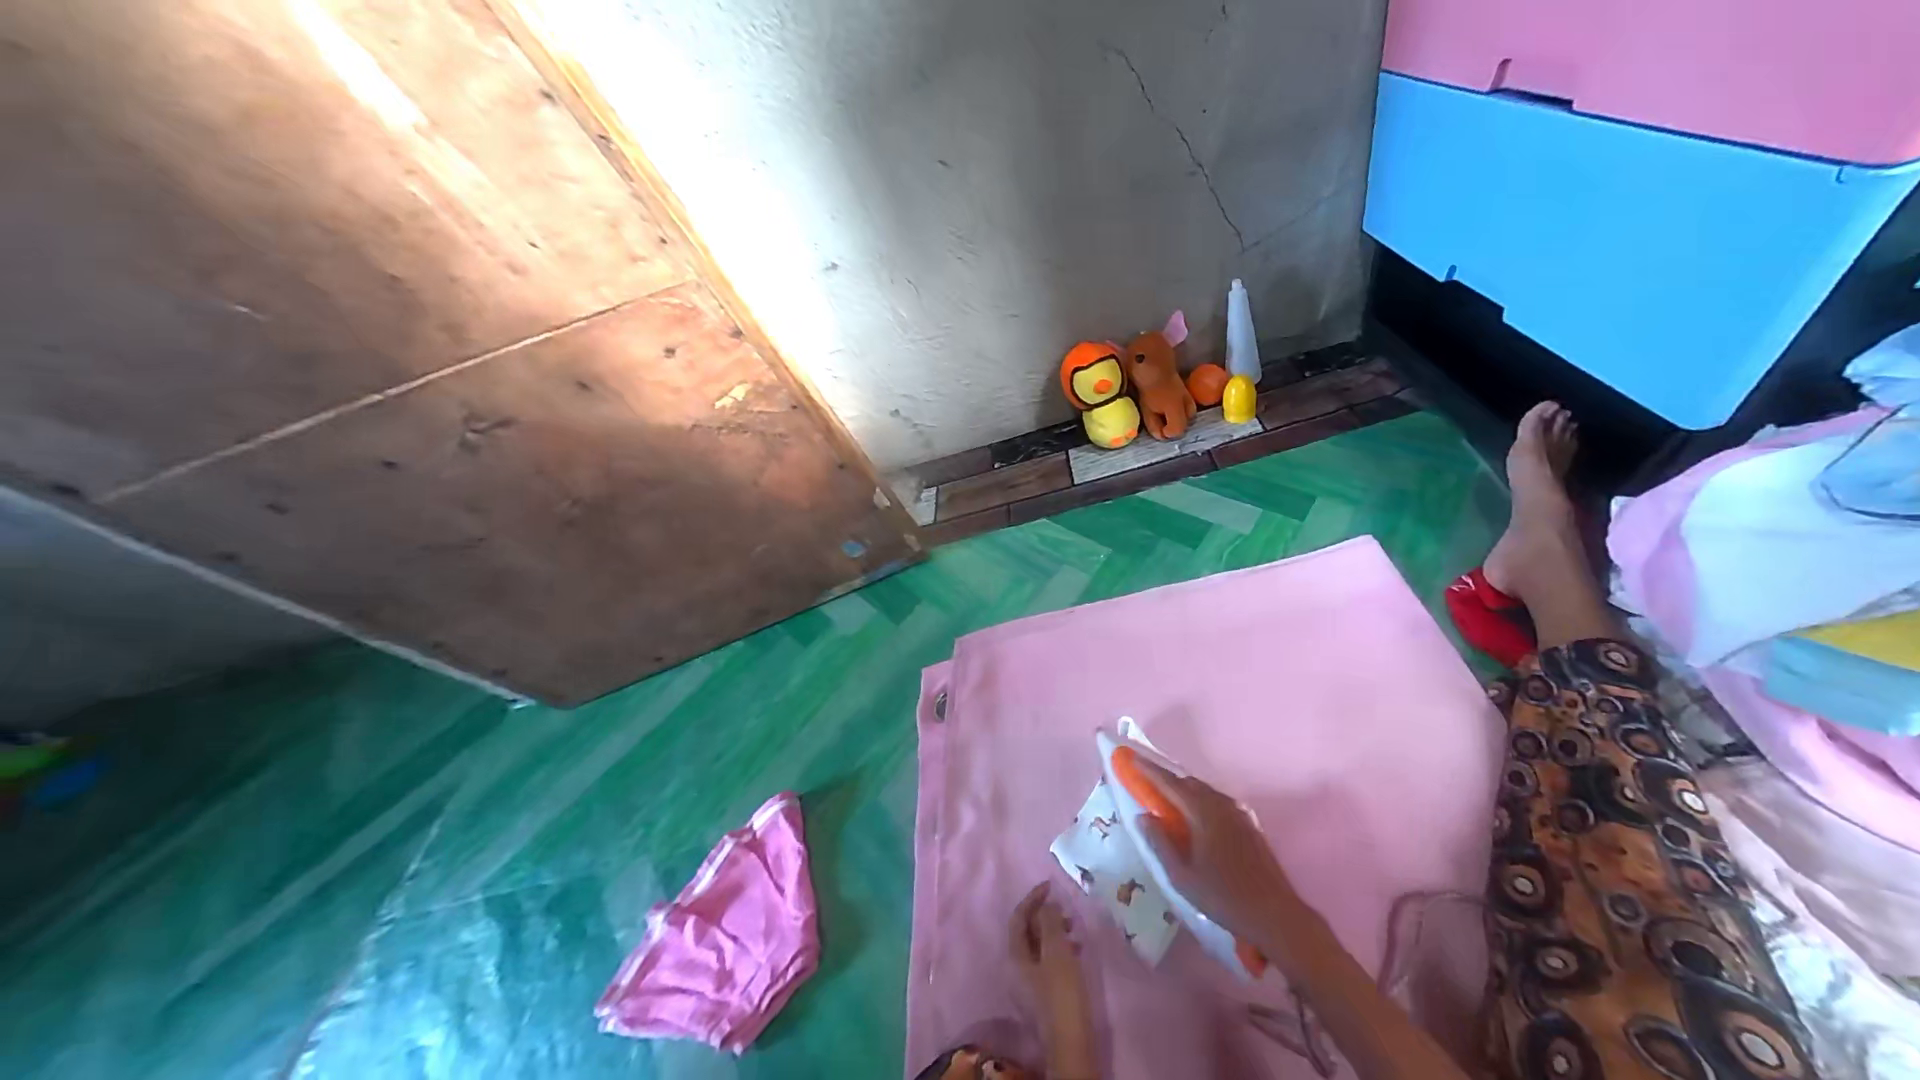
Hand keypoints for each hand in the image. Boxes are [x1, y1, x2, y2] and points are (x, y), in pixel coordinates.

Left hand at [1007, 881, 1096, 1078]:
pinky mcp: (1045, 992)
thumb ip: (1049, 923)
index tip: (1050, 885)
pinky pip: (1049, 960)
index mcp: (1014, 954)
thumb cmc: (1061, 993)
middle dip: (1045, 914)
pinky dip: (1060, 948)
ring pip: (1040, 945)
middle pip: (1027, 930)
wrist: (1071, 1042)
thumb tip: (1046, 904)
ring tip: (1074, 927)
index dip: (1032, 898)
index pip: (1018, 916)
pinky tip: (1077, 949)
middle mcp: (1017, 966)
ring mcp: (1030, 981)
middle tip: (1065, 908)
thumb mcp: (1056, 952)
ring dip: (1055, 931)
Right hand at [1126, 755, 1301, 945]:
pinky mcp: (1249, 824)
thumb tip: (1143, 817)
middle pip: (1188, 782)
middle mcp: (1221, 804)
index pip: (1168, 783)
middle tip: (1145, 780)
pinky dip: (1200, 800)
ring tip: (1166, 798)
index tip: (1130, 757)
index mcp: (1202, 812)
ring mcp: (1239, 813)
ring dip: (1183, 790)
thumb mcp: (1181, 876)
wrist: (1276, 915)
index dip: (1148, 769)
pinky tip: (1196, 816)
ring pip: (1204, 791)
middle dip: (1165, 778)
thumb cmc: (1223, 898)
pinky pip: (1217, 801)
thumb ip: (1159, 843)